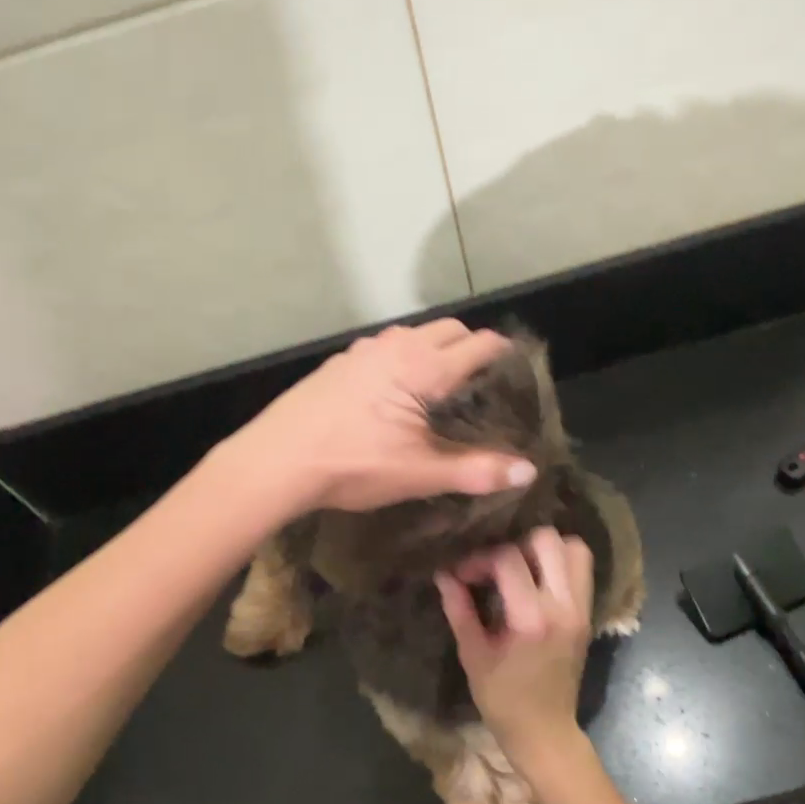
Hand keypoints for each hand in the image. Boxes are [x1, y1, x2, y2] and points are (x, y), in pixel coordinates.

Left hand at [233, 319, 535, 512]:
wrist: (276, 460)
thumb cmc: (352, 464)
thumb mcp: (419, 473)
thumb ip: (476, 470)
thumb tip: (527, 471)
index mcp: (424, 366)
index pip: (480, 344)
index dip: (505, 355)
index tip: (519, 375)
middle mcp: (396, 346)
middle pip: (450, 330)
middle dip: (473, 347)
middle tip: (485, 385)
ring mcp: (364, 350)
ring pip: (415, 335)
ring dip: (436, 351)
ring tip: (445, 388)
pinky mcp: (340, 362)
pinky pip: (386, 347)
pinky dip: (405, 358)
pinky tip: (397, 393)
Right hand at [436, 528, 594, 762]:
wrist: (545, 731)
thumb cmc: (503, 700)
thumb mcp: (473, 655)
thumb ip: (460, 610)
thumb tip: (444, 575)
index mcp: (532, 618)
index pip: (509, 559)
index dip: (480, 559)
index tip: (463, 575)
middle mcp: (564, 606)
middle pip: (548, 541)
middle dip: (516, 545)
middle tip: (496, 568)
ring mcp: (582, 608)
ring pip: (574, 549)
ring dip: (544, 550)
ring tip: (520, 570)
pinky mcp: (588, 613)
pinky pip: (581, 570)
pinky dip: (559, 564)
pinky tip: (534, 582)